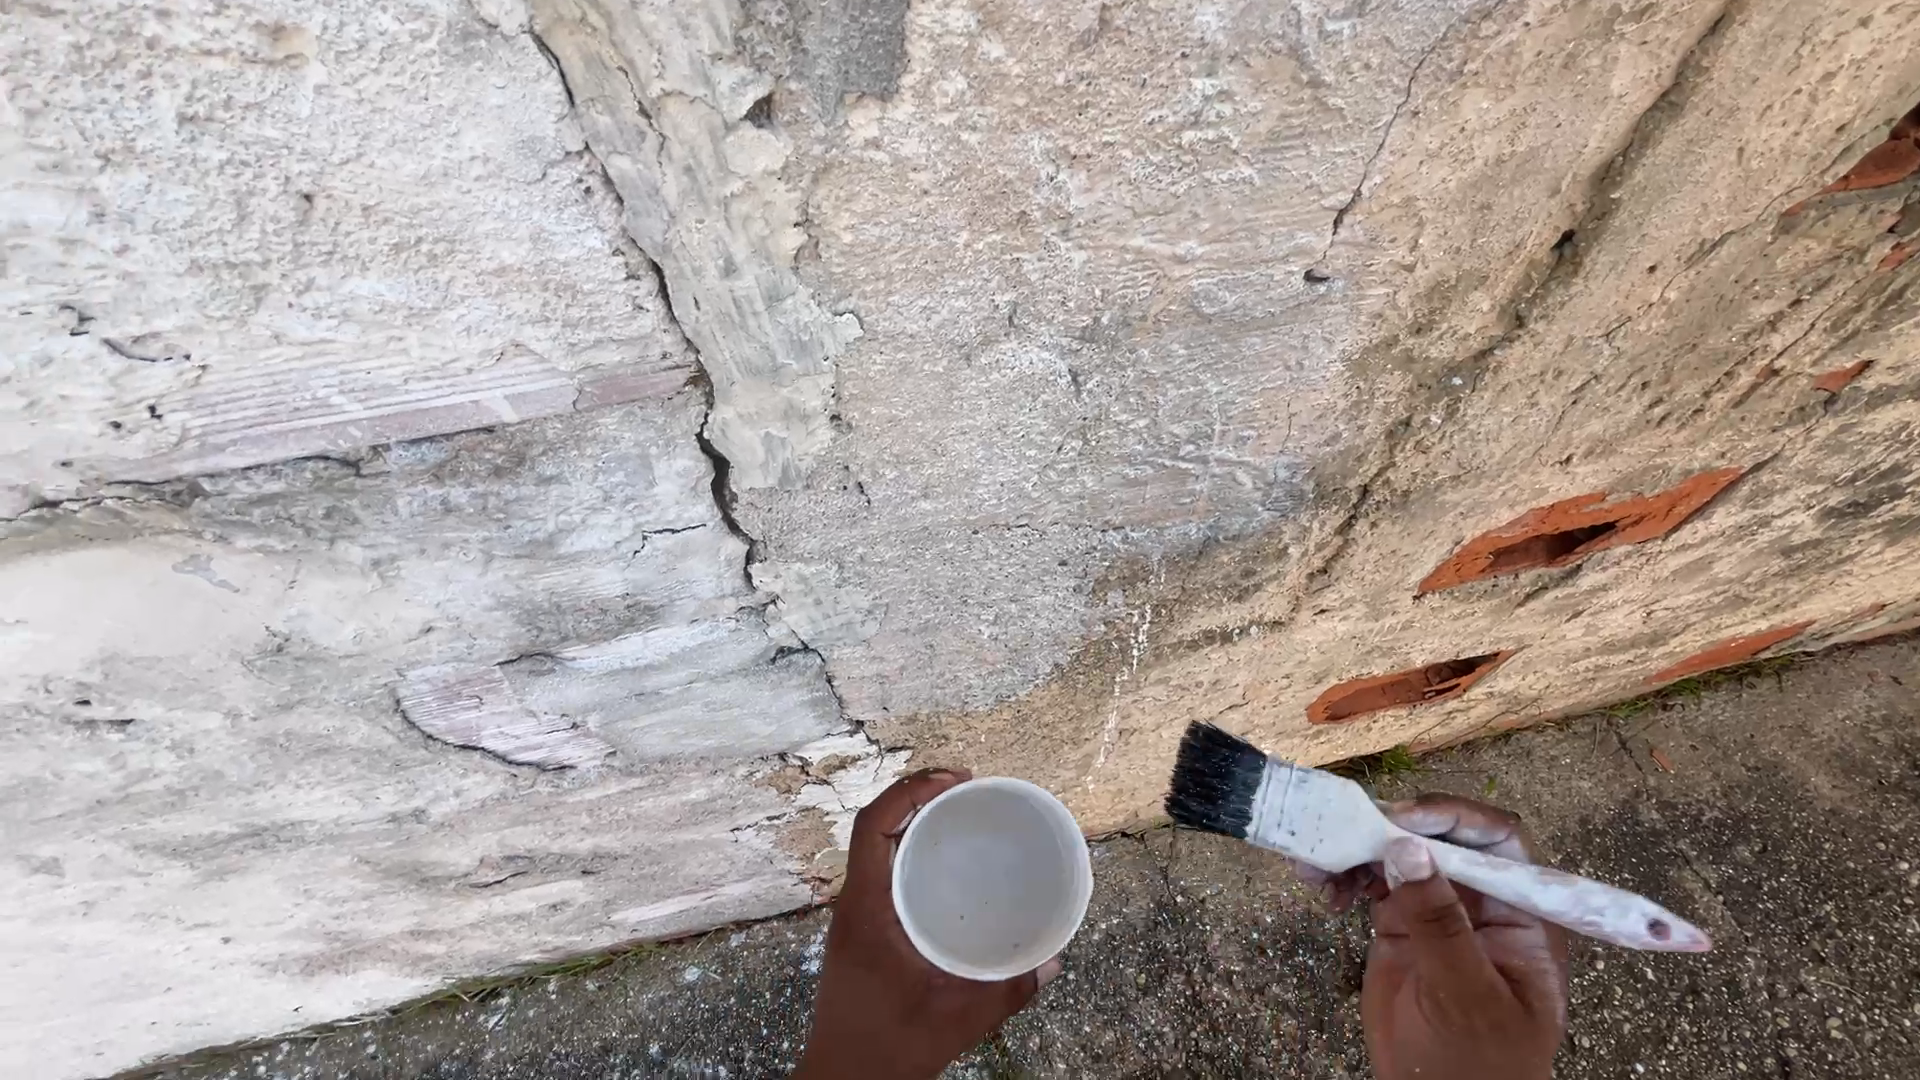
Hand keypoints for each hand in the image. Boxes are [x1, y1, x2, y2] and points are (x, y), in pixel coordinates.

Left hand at [795, 767, 1061, 1079]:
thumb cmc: (886, 1049)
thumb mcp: (953, 1022)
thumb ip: (1006, 992)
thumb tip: (1053, 961)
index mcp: (866, 908)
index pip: (871, 825)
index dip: (909, 790)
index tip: (955, 780)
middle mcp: (854, 900)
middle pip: (875, 823)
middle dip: (916, 792)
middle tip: (965, 785)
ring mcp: (855, 911)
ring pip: (875, 842)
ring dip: (910, 815)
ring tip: (956, 807)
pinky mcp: (863, 924)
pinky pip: (882, 865)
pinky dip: (909, 845)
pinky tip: (942, 858)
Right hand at [1298, 794, 1569, 1079]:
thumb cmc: (1475, 1065)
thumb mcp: (1465, 997)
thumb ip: (1439, 924)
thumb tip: (1407, 848)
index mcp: (1519, 915)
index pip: (1499, 842)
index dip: (1454, 818)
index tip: (1401, 820)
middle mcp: (1478, 901)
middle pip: (1435, 837)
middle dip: (1386, 830)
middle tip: (1343, 835)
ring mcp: (1435, 908)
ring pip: (1393, 851)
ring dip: (1351, 849)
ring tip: (1316, 868)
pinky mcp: (1396, 919)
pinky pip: (1365, 876)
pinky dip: (1338, 873)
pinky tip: (1321, 890)